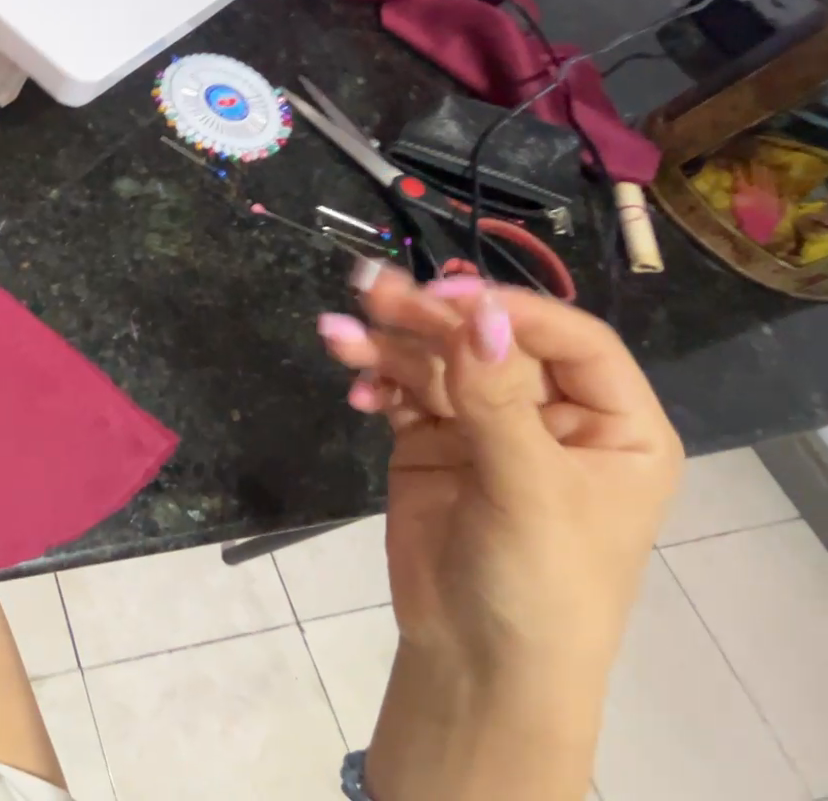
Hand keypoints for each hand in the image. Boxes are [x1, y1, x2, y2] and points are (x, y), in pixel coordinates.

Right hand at [317, 262, 682, 799]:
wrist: (475, 658)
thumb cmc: (538, 582)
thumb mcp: (528, 490)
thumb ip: (498, 400)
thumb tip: (477, 313)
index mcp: (612, 427)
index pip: (569, 343)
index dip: (510, 311)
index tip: (445, 291)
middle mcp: (548, 418)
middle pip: (487, 345)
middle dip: (428, 318)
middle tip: (369, 289)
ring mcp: (483, 430)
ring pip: (435, 366)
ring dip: (386, 348)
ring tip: (335, 333)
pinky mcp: (429, 445)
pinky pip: (402, 397)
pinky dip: (376, 385)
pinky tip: (355, 390)